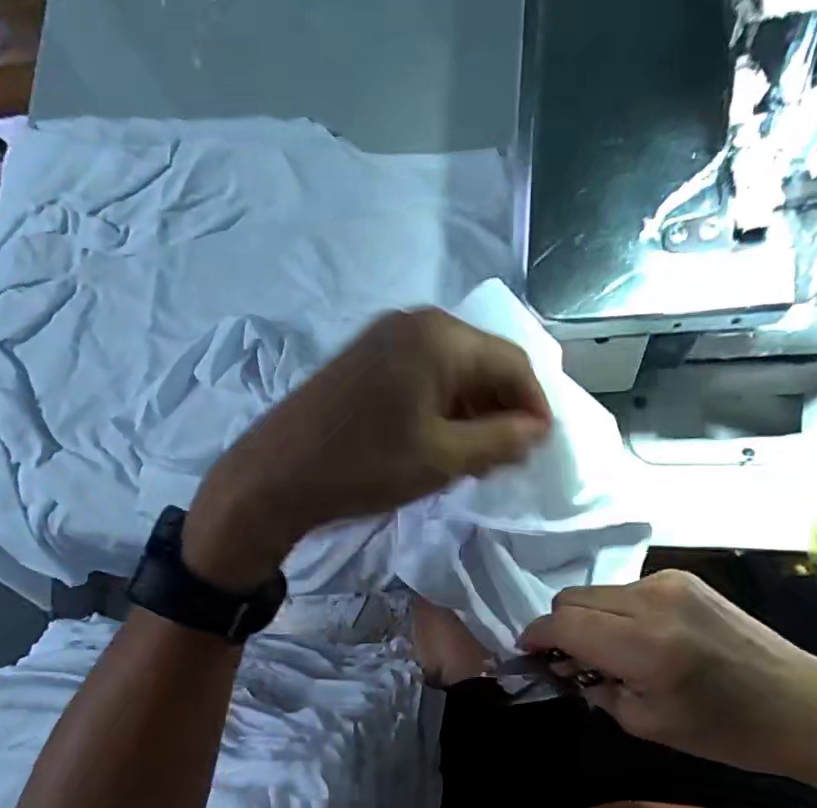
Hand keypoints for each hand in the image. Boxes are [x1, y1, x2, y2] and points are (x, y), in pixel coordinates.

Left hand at [184, 309, 551, 590]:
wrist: (274, 477)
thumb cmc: (366, 466)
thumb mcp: (445, 458)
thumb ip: (502, 439)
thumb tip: (537, 429)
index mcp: (441, 337)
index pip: (513, 362)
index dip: (535, 405)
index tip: (541, 446)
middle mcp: (416, 322)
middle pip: (484, 360)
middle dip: (504, 407)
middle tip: (509, 456)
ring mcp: (386, 335)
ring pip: (454, 368)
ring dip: (475, 408)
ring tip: (478, 455)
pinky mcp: (365, 356)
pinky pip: (424, 372)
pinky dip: (444, 403)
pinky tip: (442, 438)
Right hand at [517, 570, 816, 778]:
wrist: (802, 704)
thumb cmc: (728, 731)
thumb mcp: (650, 725)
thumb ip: (598, 688)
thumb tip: (568, 667)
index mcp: (644, 644)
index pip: (563, 623)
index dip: (536, 637)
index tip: (526, 654)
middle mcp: (653, 599)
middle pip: (573, 598)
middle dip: (560, 628)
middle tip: (570, 663)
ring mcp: (672, 582)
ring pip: (599, 591)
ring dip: (590, 619)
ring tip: (609, 655)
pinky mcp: (687, 579)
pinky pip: (629, 590)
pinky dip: (618, 612)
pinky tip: (639, 640)